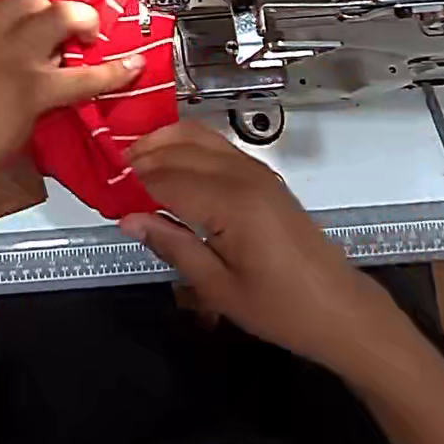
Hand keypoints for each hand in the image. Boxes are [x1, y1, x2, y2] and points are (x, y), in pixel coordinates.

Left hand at [0, 0, 142, 224]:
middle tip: (90, 37)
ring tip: (50, 25)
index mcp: (31, 90)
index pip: (88, 76)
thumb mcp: (20, 144)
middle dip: (86, 20)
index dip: (118, 71)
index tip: (137, 63)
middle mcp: (11, 55)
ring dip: (46, 6)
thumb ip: (48, 110)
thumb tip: (63, 94)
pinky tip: (8, 24)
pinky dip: (6, 8)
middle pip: (60, 15)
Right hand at [120, 121, 408, 371]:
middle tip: (111, 169)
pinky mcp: (263, 174)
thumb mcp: (219, 288)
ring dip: (164, 141)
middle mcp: (242, 174)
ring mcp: (255, 169)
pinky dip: (187, 144)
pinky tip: (170, 160)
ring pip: (199, 136)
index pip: (167, 179)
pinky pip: (216, 145)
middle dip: (144, 155)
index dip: (133, 181)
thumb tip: (128, 219)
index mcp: (231, 202)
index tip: (104, 184)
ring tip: (134, 159)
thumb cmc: (280, 308)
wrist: (339, 307)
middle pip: (180, 149)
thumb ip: (173, 245)